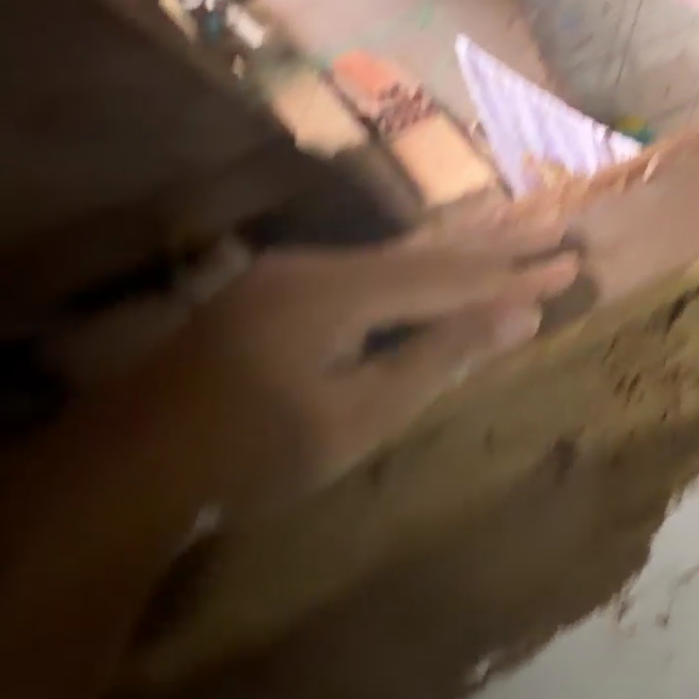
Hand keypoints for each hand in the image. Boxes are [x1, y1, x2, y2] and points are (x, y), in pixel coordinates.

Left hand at [94, 212, 579, 518]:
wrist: (125, 475)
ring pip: (400, 255)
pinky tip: (445, 252)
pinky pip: (371, 269)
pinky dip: (422, 264)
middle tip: (561, 226)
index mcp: (337, 293)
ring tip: (520, 222)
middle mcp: (316, 267)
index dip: (517, 275)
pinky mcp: (279, 294)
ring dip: (465, 247)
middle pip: (429, 254)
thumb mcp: (365, 412)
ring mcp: (292, 276)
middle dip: (501, 247)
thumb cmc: (257, 454)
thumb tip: (524, 315)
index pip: (452, 279)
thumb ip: (445, 355)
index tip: (574, 263)